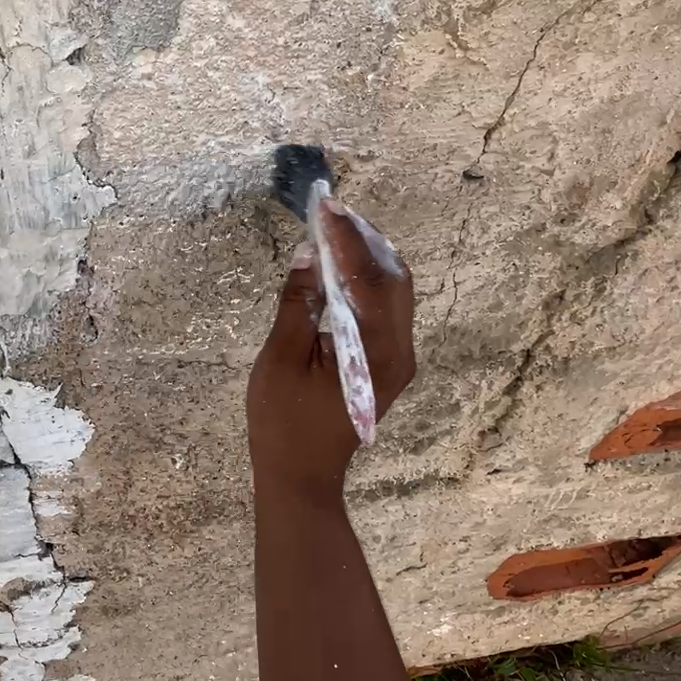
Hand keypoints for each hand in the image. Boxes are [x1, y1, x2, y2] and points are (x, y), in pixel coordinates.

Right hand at [247, 200, 415, 500]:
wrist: (300, 474)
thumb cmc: (283, 421)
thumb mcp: (280, 358)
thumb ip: (297, 304)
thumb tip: (308, 253)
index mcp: (377, 350)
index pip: (368, 278)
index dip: (346, 238)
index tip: (326, 206)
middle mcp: (399, 350)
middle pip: (395, 279)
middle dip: (365, 240)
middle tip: (331, 211)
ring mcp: (397, 357)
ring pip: (394, 291)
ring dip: (367, 257)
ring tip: (334, 229)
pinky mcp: (386, 362)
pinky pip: (385, 308)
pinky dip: (365, 280)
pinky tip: (339, 267)